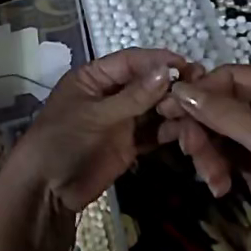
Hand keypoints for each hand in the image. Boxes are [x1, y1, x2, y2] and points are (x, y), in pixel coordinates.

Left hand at [1, 48, 192, 213]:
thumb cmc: (62, 142)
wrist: (48, 189)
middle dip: (172, 86)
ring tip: (199, 113)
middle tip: (203, 89)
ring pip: (154, 108)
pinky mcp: (129, 144)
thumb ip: (133, 96)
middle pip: (147, 83)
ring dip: (174, 110)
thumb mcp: (96, 116)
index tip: (188, 66)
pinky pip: (155, 132)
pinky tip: (190, 132)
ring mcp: (120, 119)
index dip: (158, 62)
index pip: (130, 62)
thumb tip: (167, 71)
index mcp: (92, 78)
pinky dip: (171, 132)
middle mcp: (109, 94)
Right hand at [157, 66, 250, 250]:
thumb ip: (227, 115)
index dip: (201, 91)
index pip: (232, 77)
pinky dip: (213, 167)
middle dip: (201, 126)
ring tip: (209, 175)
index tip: (170, 110)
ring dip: (205, 151)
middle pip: (219, 103)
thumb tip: (179, 90)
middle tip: (186, 148)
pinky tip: (218, 187)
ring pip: (215, 130)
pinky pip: (221, 153)